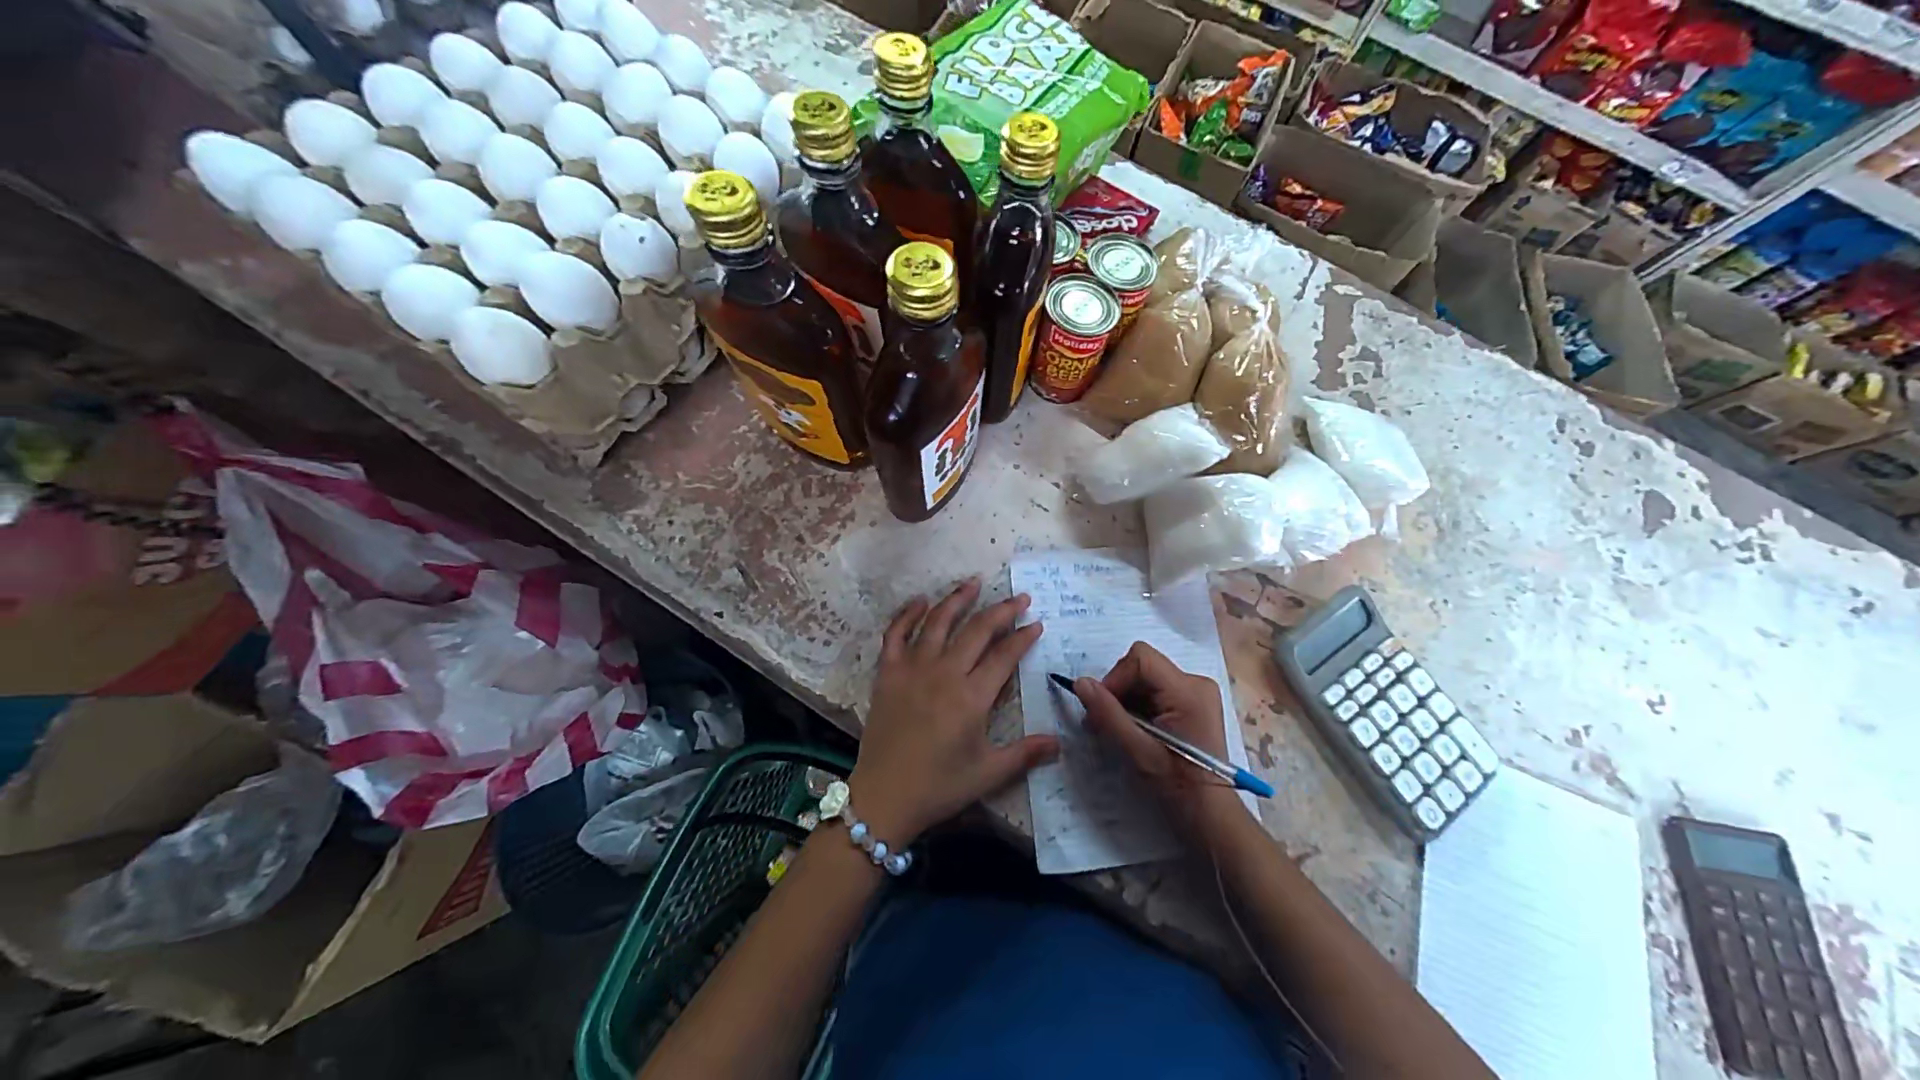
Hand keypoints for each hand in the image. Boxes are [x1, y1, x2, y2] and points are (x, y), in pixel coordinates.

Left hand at [848, 579, 1059, 845]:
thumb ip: (1025, 753)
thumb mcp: (989, 773)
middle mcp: (944, 673)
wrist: (884, 797)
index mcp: (972, 697)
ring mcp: (913, 669)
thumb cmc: (940, 786)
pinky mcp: (887, 673)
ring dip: (958, 600)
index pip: (1004, 655)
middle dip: (1002, 610)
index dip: (1022, 637)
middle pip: (977, 630)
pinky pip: (896, 634)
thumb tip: (1060, 742)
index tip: (1036, 624)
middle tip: (1020, 598)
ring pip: (938, 622)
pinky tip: (920, 601)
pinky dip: (908, 614)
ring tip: (974, 583)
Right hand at [1073, 642, 1248, 837]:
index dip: (1115, 678)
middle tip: (1104, 723)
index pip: (1140, 659)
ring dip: (1126, 700)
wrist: (1208, 812)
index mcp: (1188, 691)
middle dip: (1118, 691)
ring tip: (1119, 730)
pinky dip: (1138, 706)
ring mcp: (1196, 692)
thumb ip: (1108, 713)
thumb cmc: (1176, 784)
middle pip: (1142, 667)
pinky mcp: (1192, 702)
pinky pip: (1155, 690)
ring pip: (1145, 679)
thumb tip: (1080, 683)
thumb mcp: (1137, 750)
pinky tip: (1136, 731)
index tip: (1101, 708)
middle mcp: (1196, 683)